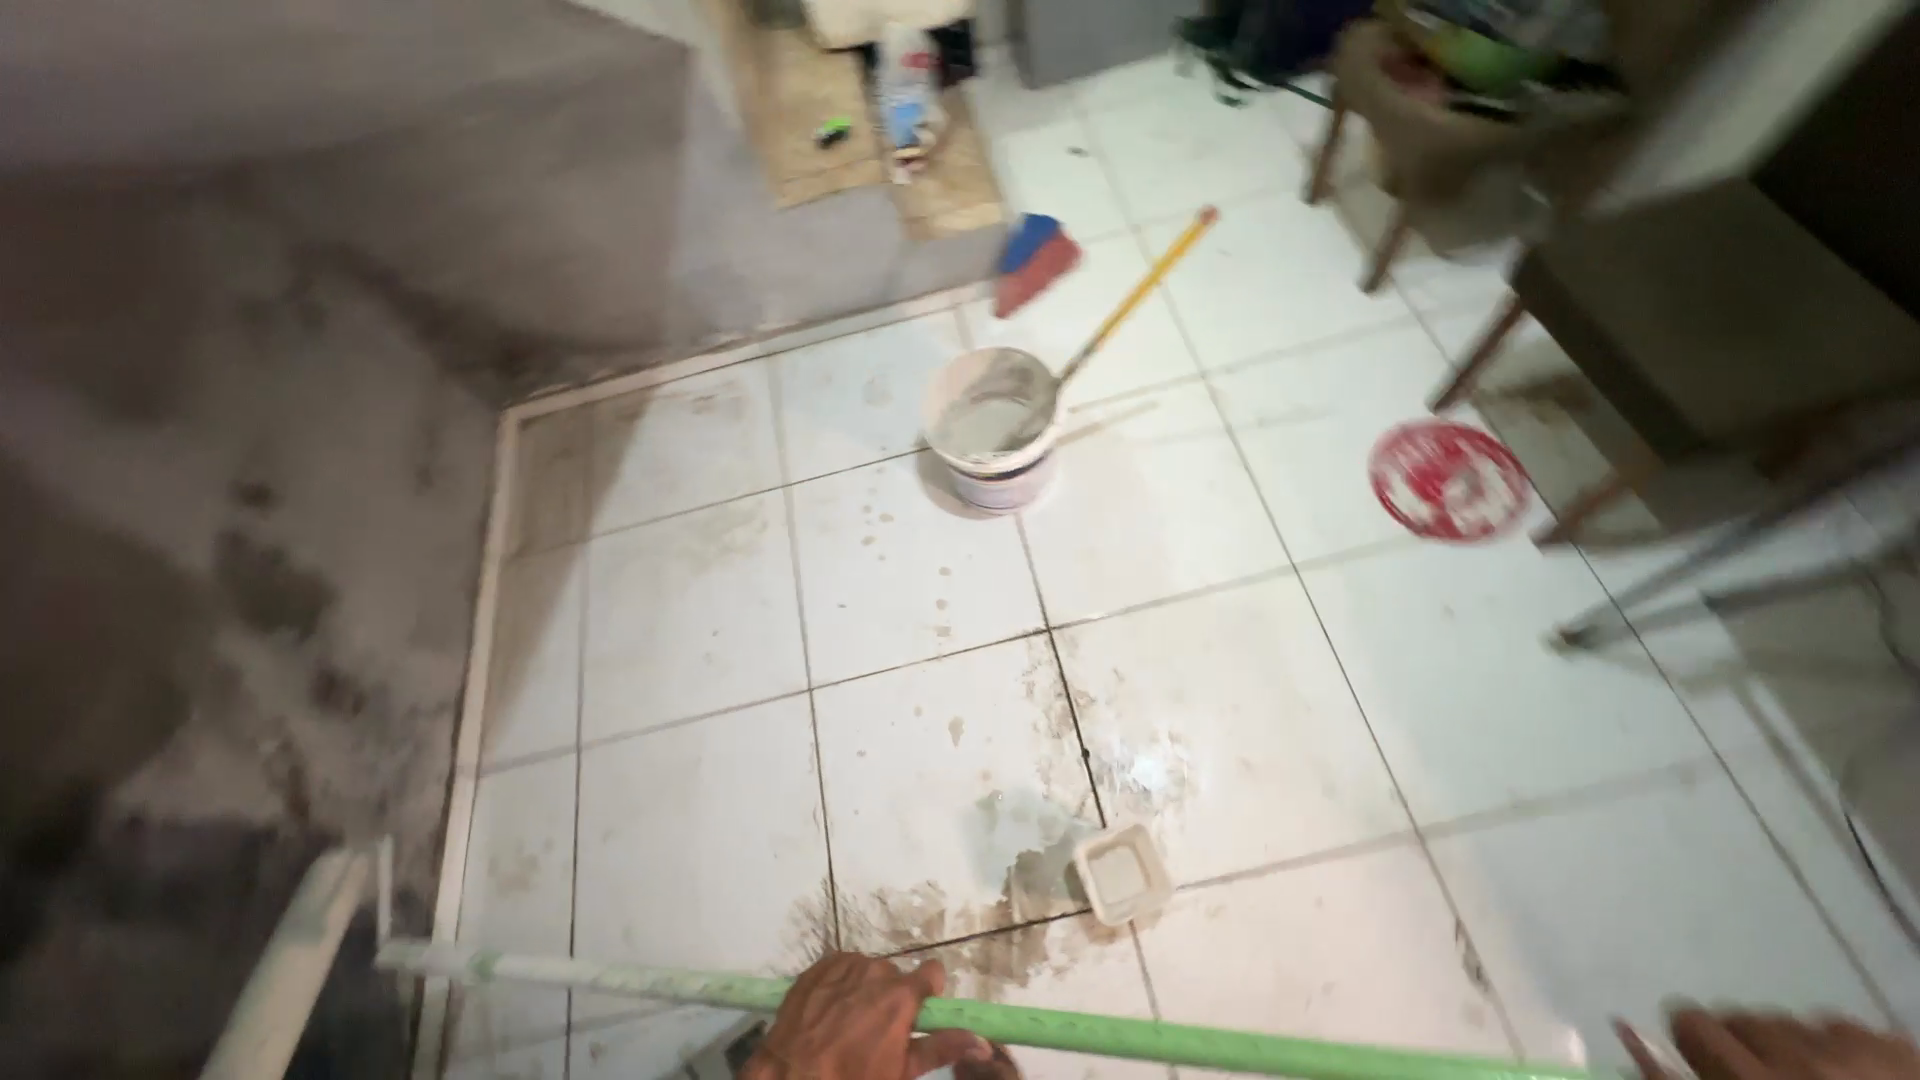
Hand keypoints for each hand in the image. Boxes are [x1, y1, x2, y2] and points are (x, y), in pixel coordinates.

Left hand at [742, 952, 992, 1079]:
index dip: (928, 991)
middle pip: (896, 976)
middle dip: (892, 997)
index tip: (919, 1011)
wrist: (790, 1077)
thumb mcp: (900, 1071)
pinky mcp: (819, 966)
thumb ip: (942, 1047)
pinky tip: (829, 1009)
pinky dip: (841, 982)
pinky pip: (841, 967)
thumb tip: (982, 1041)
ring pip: (867, 970)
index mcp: (901, 995)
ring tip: (847, 1022)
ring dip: (865, 989)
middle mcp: (877, 971)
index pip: (933, 971)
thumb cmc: (852, 1078)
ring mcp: (845, 965)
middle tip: (875, 1029)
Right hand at [1617, 1008, 1919, 1079]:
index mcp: (1751, 1079)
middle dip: (1752, 1047)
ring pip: (1795, 1021)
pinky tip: (1860, 1078)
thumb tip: (1621, 1027)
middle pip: (1741, 1016)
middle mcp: (1797, 1055)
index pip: (1688, 1019)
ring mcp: (1856, 1051)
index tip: (1713, 1067)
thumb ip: (1667, 1078)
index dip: (1697, 1043)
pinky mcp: (1901, 1047)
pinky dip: (1848, 1051)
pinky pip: (1847, 1026)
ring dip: (1800, 1048)